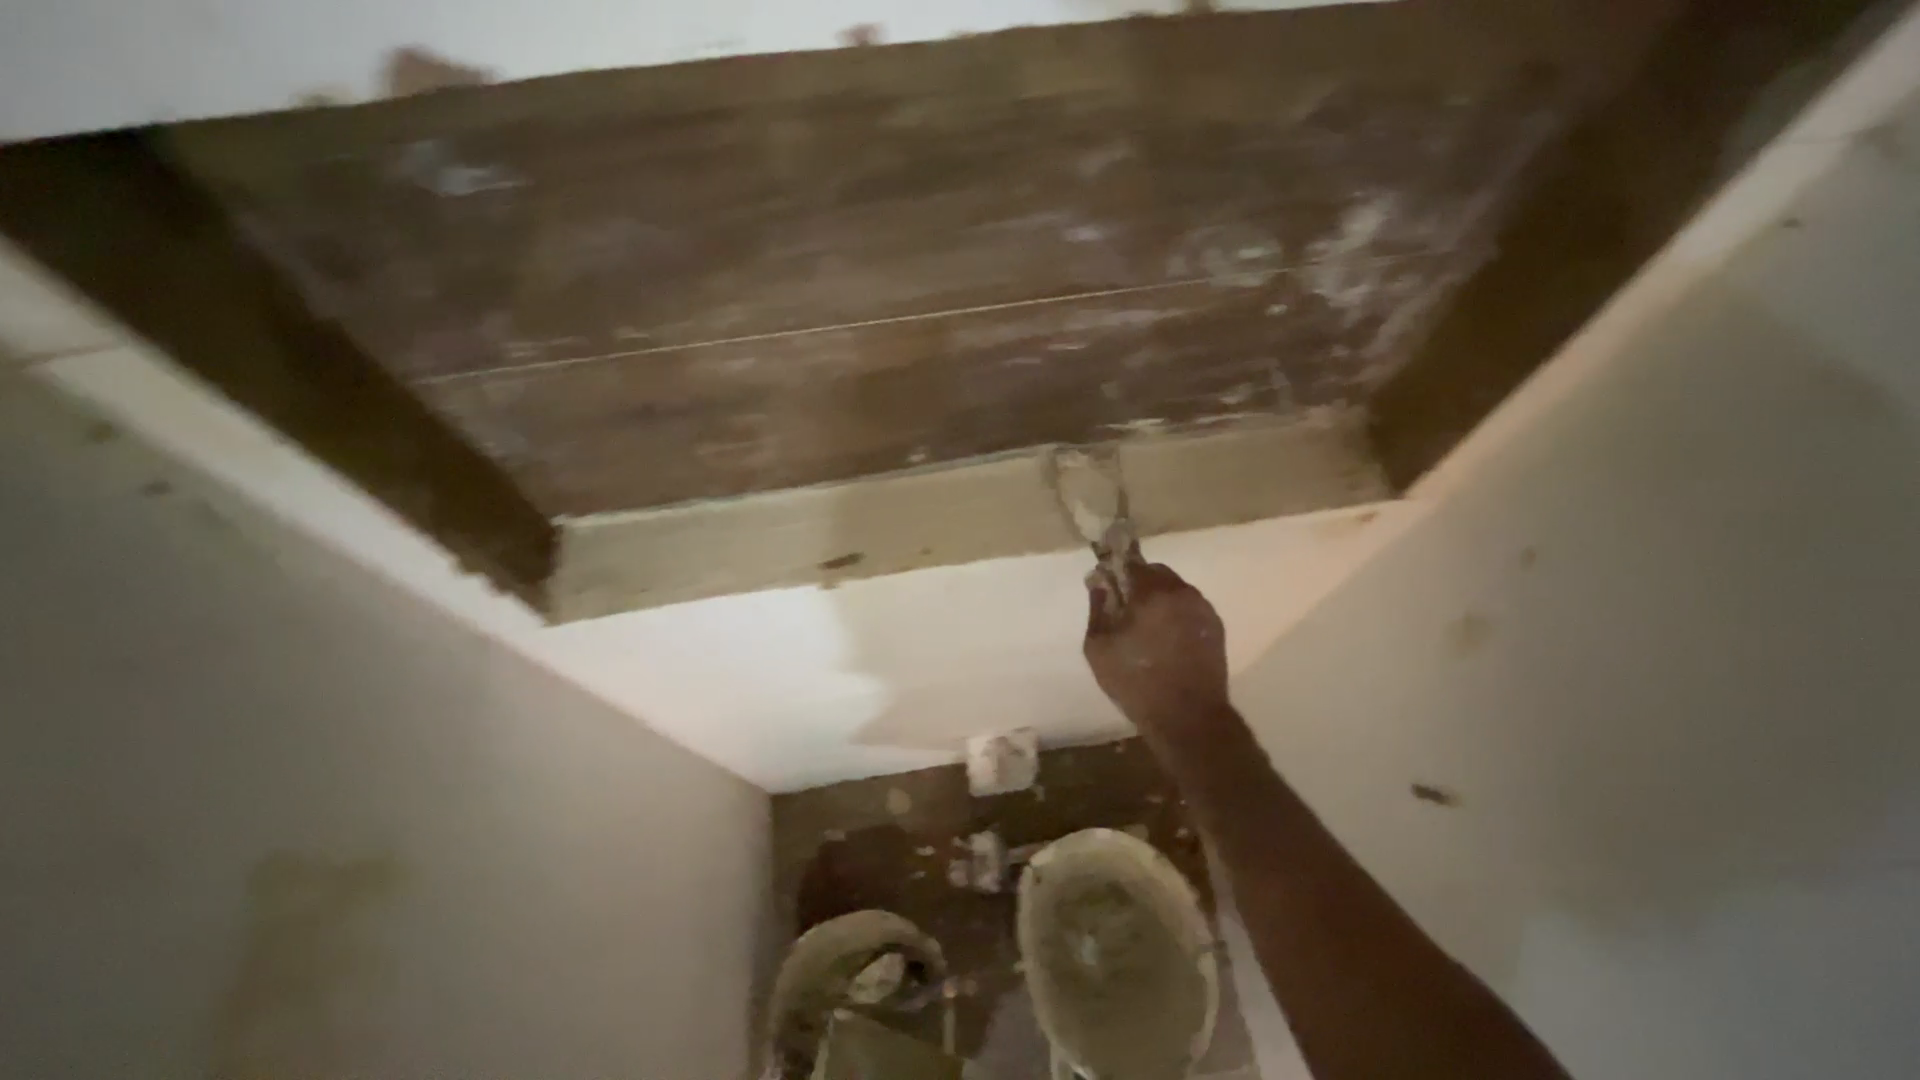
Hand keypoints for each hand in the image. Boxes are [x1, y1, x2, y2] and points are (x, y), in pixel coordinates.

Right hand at [1083, 556, 1229, 734]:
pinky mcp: (1216, 629)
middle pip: (1156, 573)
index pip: (1131, 562)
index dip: (1116, 571)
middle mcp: (1182, 592)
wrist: (1187, 717)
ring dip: (1159, 600)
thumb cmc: (1136, 681)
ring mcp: (1203, 609)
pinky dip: (1176, 616)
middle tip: (1124, 612)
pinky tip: (1166, 642)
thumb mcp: (1099, 646)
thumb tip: (1098, 580)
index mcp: (1152, 591)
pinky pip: (1189, 609)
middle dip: (1139, 585)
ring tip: (1145, 631)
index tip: (1107, 587)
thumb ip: (1098, 606)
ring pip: (1175, 591)